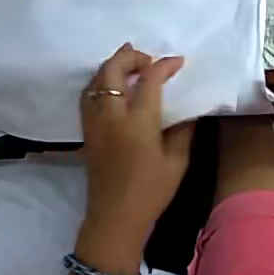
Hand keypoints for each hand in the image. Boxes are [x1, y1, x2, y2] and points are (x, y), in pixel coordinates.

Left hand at [77, 44, 194, 263]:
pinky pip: (88, 95)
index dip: (164, 66)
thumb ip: (182, 130)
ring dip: (113, 66)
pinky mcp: (86, 131)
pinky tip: (113, 86)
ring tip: (130, 65)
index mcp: (138, 123)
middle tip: (148, 59)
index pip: (149, 81)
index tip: (178, 62)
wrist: (115, 217)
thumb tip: (187, 109)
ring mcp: (94, 123)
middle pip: (113, 71)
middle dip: (130, 56)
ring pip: (96, 80)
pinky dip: (101, 82)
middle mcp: (112, 117)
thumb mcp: (177, 162)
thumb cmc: (151, 192)